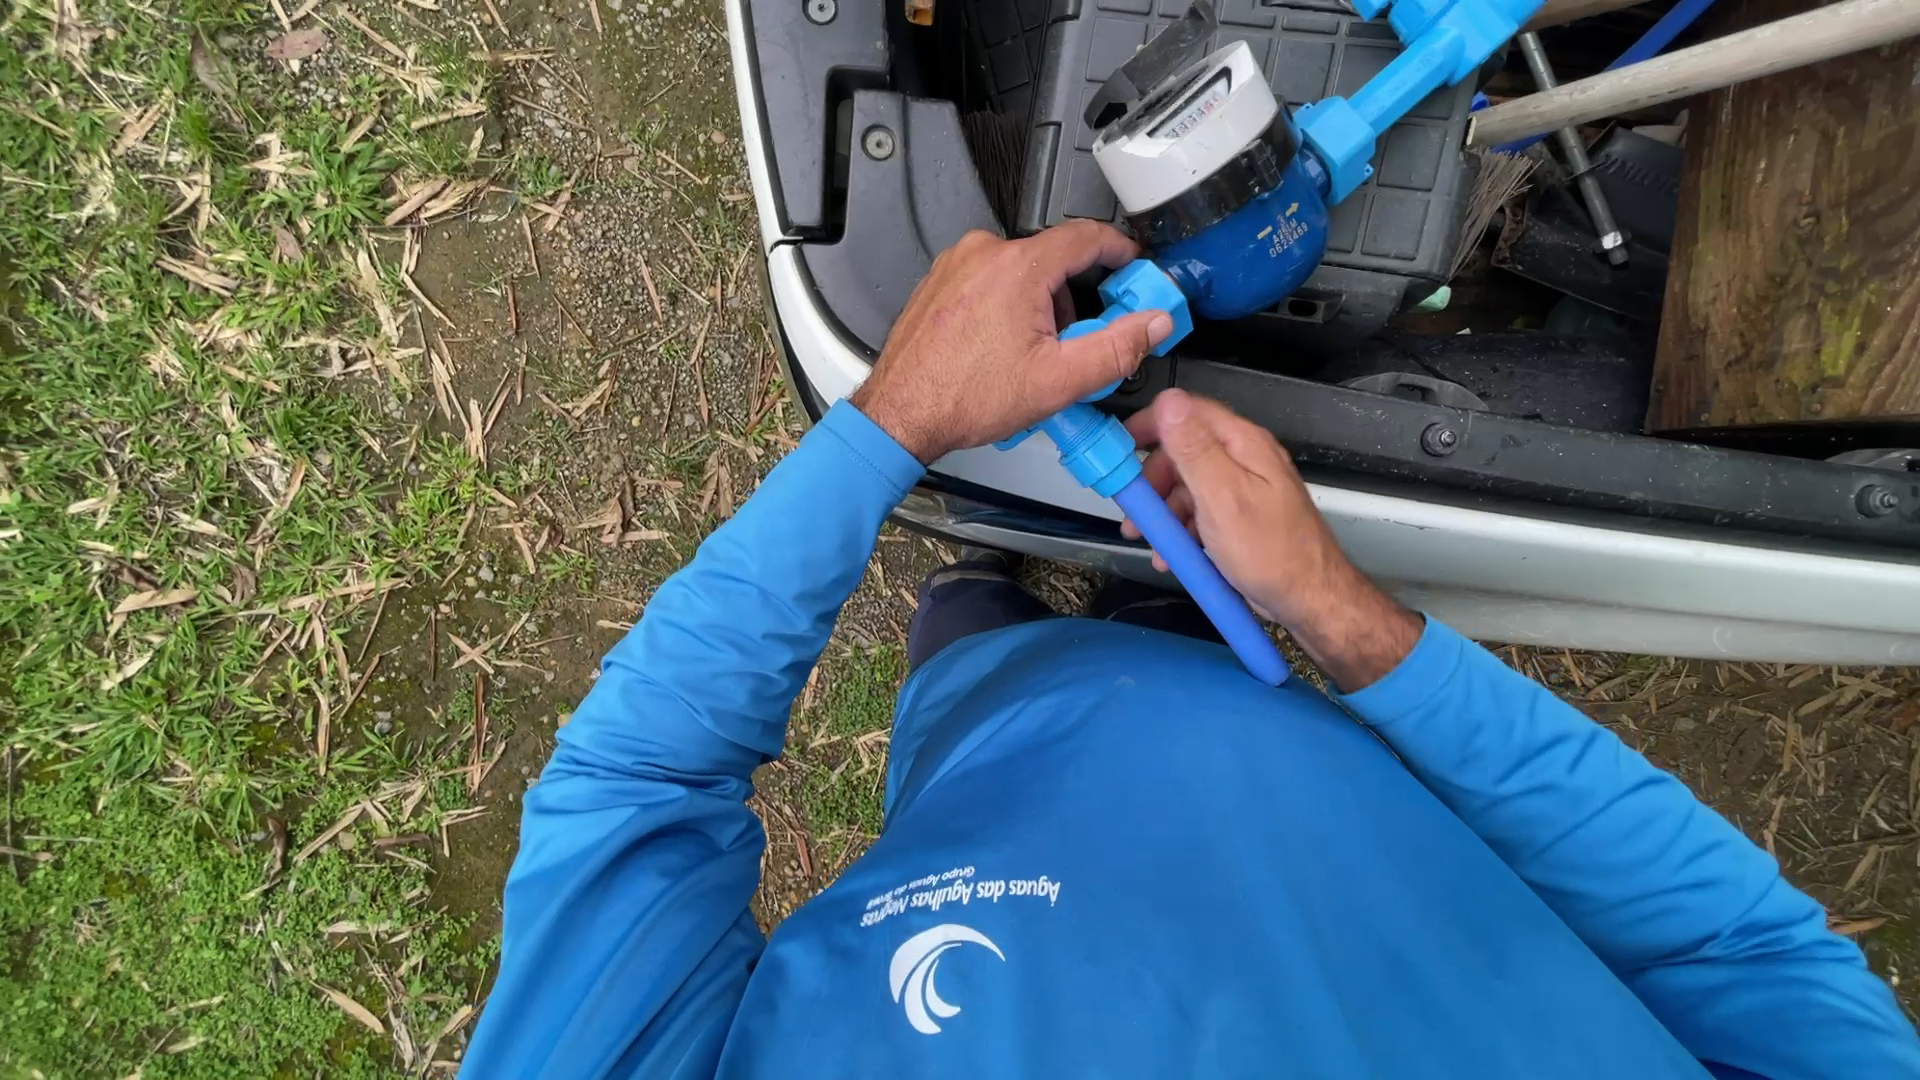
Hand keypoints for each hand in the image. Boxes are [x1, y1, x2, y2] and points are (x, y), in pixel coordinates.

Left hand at [849, 223, 1174, 462]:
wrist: (901, 415)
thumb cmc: (962, 398)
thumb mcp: (1058, 381)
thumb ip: (1117, 347)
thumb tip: (1153, 324)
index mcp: (1017, 267)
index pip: (1086, 236)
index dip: (1119, 248)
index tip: (1131, 263)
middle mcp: (982, 255)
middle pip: (1051, 262)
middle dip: (1070, 302)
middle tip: (1073, 345)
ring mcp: (955, 267)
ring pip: (1019, 275)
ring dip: (1036, 309)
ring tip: (1025, 358)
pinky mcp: (939, 284)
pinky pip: (988, 284)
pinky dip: (1005, 310)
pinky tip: (997, 351)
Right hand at [1123, 389, 1422, 691]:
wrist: (1307, 600)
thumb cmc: (1271, 552)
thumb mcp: (1222, 496)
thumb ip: (1194, 448)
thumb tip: (1170, 401)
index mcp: (1242, 444)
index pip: (1188, 412)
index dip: (1150, 424)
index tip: (1118, 446)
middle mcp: (1242, 459)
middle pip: (1181, 453)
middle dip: (1151, 480)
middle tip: (1133, 508)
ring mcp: (1239, 489)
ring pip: (1185, 487)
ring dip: (1161, 512)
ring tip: (1150, 540)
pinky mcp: (1235, 517)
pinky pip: (1197, 513)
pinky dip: (1178, 530)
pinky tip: (1172, 553)